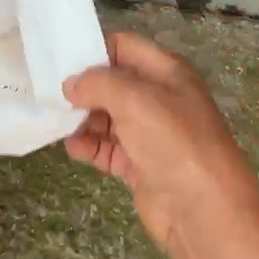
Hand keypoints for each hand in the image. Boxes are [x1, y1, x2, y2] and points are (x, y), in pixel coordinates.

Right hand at [62, 31, 254, 249]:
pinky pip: (109, 149)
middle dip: (85, 89)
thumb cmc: (172, 140)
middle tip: (54, 95)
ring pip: (108, 117)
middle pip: (113, 83)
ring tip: (59, 123)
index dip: (95, 50)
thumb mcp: (133, 98)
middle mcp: (160, 99)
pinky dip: (90, 146)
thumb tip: (71, 86)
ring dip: (83, 119)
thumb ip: (96, 83)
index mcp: (167, 72)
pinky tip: (73, 148)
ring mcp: (151, 134)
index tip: (63, 60)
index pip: (124, 47)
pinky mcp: (142, 166)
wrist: (204, 211)